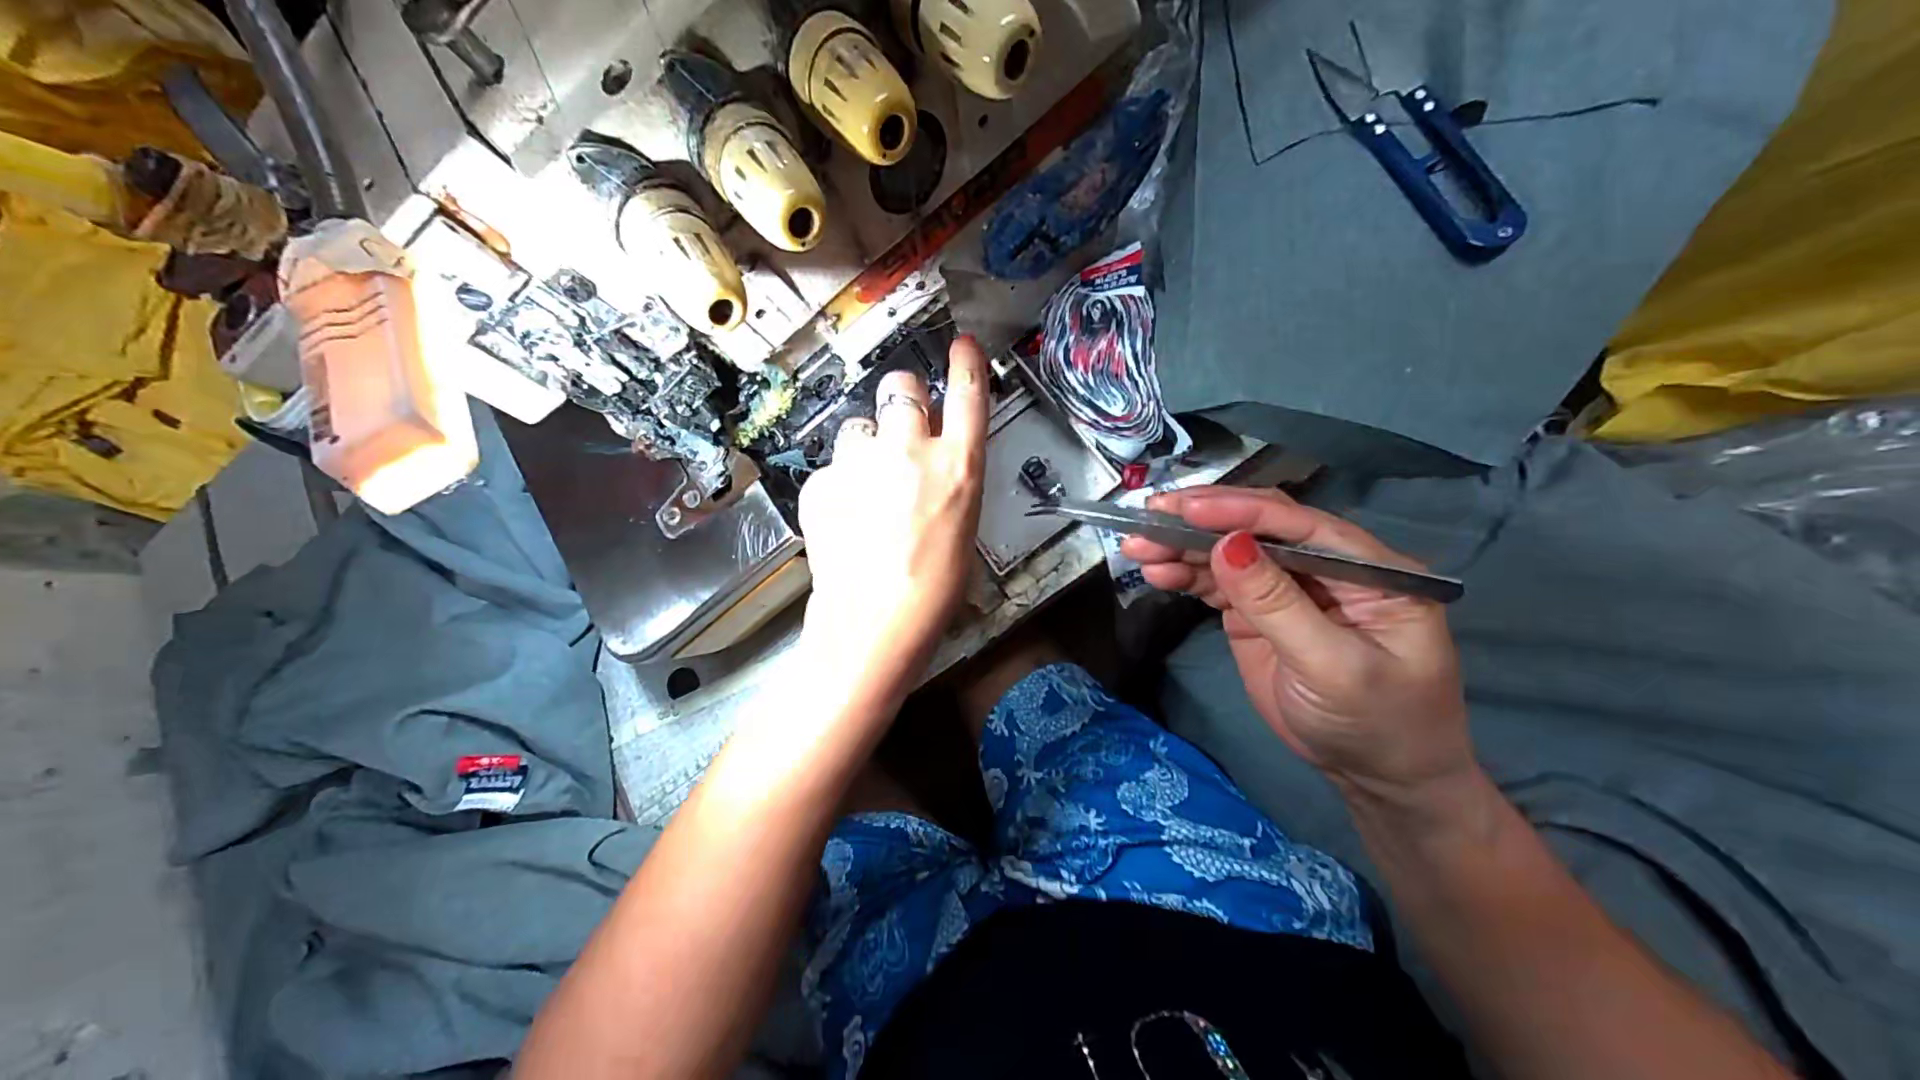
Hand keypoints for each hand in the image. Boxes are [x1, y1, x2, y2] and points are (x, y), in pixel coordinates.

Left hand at [795, 336, 988, 705]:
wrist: (875, 623)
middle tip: (899, 423)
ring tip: (868, 489)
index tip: (961, 345)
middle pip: (902, 388)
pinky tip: (846, 518)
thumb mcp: (962, 528)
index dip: (965, 364)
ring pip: (859, 426)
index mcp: (958, 467)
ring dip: (866, 445)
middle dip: (901, 399)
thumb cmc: (931, 590)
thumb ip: (949, 480)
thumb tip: (933, 462)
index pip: (967, 394)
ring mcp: (863, 462)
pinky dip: (839, 484)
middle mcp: (911, 451)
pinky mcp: (823, 481)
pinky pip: (832, 467)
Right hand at [1120, 486, 1475, 805]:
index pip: (1301, 527)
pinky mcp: (1257, 611)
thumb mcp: (1330, 665)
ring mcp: (1287, 588)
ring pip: (1230, 554)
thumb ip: (1277, 603)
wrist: (1374, 776)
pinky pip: (1217, 583)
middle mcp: (1325, 567)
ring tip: (1137, 546)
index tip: (1188, 508)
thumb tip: (1229, 545)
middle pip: (1258, 530)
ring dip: (1183, 547)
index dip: (1242, 511)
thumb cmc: (1375, 723)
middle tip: (1149, 517)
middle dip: (1202, 523)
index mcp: (1368, 569)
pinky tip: (1157, 571)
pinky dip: (1185, 575)